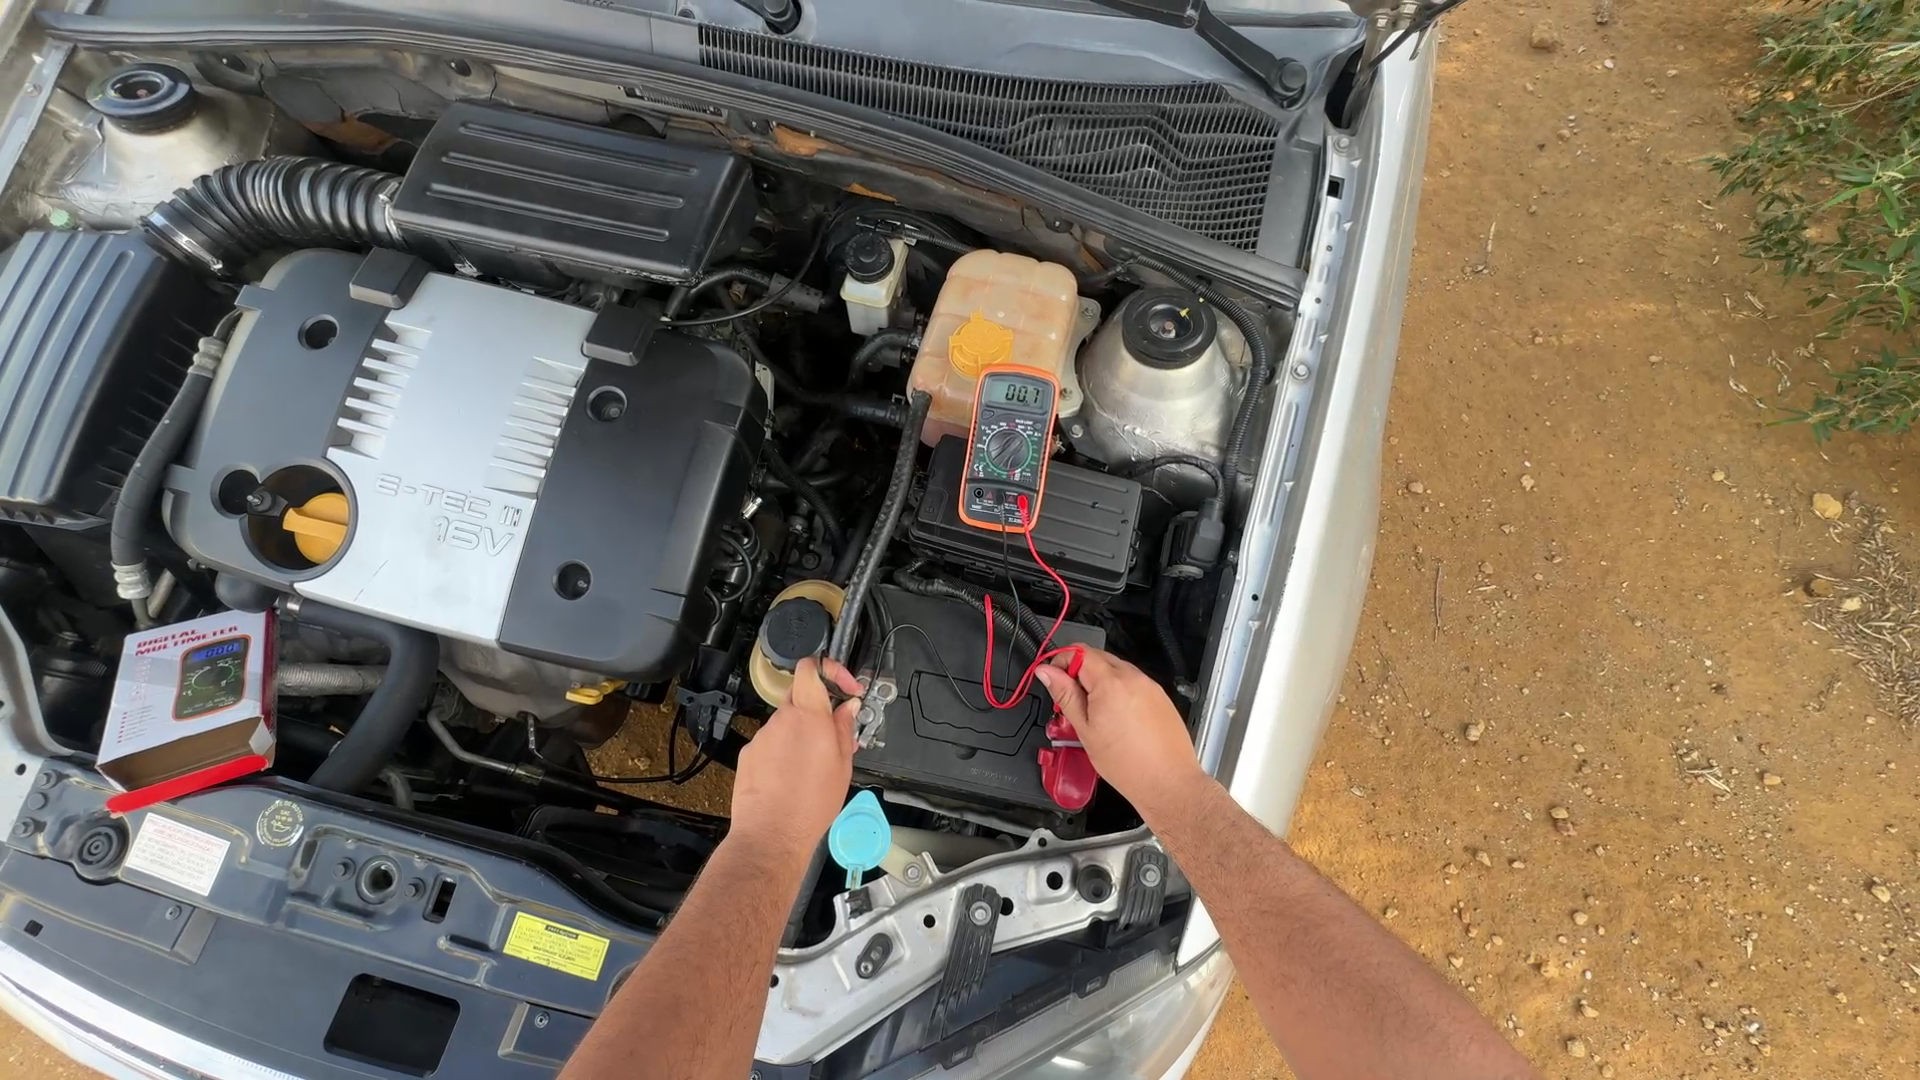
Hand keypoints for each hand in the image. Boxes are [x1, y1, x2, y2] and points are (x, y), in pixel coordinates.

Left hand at [728, 657, 862, 864]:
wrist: (772, 834)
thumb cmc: (810, 804)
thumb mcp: (843, 764)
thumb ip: (844, 728)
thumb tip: (848, 708)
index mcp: (810, 715)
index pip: (810, 669)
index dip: (829, 669)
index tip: (844, 687)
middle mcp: (783, 719)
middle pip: (800, 695)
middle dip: (817, 708)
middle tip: (832, 730)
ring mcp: (763, 736)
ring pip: (785, 722)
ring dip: (800, 733)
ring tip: (812, 764)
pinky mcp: (749, 753)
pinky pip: (770, 742)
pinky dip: (782, 751)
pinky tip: (791, 776)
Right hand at [1034, 648, 1207, 818]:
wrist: (1168, 783)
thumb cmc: (1129, 765)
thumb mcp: (1085, 730)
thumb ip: (1065, 695)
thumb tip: (1046, 672)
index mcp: (1111, 683)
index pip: (1079, 652)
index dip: (1061, 662)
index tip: (1054, 678)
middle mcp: (1133, 677)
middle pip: (1097, 656)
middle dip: (1078, 671)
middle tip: (1070, 698)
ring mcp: (1149, 685)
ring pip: (1115, 668)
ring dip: (1099, 681)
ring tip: (1095, 712)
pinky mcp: (1159, 695)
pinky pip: (1132, 681)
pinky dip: (1118, 690)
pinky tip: (1116, 717)